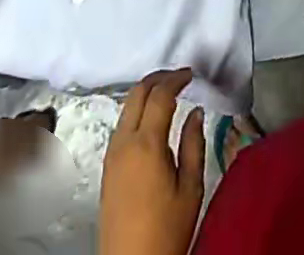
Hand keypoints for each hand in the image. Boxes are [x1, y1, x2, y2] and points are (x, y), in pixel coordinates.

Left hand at [100, 69, 206, 254]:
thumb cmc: (167, 230)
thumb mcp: (190, 189)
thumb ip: (194, 145)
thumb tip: (196, 113)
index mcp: (146, 143)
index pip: (159, 95)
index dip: (176, 78)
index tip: (191, 74)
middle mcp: (124, 141)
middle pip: (137, 93)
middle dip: (158, 78)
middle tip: (179, 77)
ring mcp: (112, 152)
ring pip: (127, 106)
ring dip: (146, 92)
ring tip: (169, 94)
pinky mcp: (107, 164)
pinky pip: (122, 124)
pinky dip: (137, 110)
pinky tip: (152, 119)